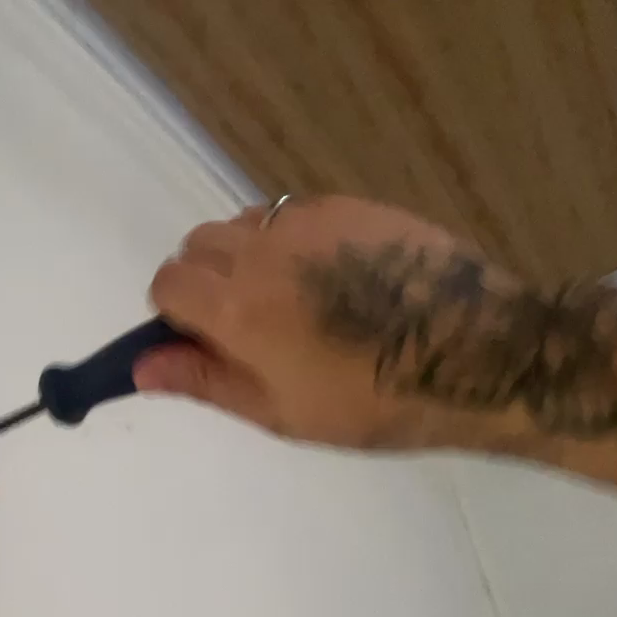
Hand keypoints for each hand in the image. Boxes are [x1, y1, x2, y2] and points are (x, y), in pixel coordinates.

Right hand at [138, 195, 528, 448]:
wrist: (475, 356)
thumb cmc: (370, 403)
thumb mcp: (279, 412)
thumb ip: (205, 380)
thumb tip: (142, 366)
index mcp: (238, 307)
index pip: (166, 283)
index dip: (173, 313)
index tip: (202, 341)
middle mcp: (263, 249)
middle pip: (198, 245)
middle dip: (204, 282)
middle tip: (248, 327)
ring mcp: (310, 219)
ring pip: (243, 224)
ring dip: (245, 258)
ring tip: (294, 302)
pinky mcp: (351, 204)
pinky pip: (292, 213)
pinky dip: (290, 242)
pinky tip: (334, 279)